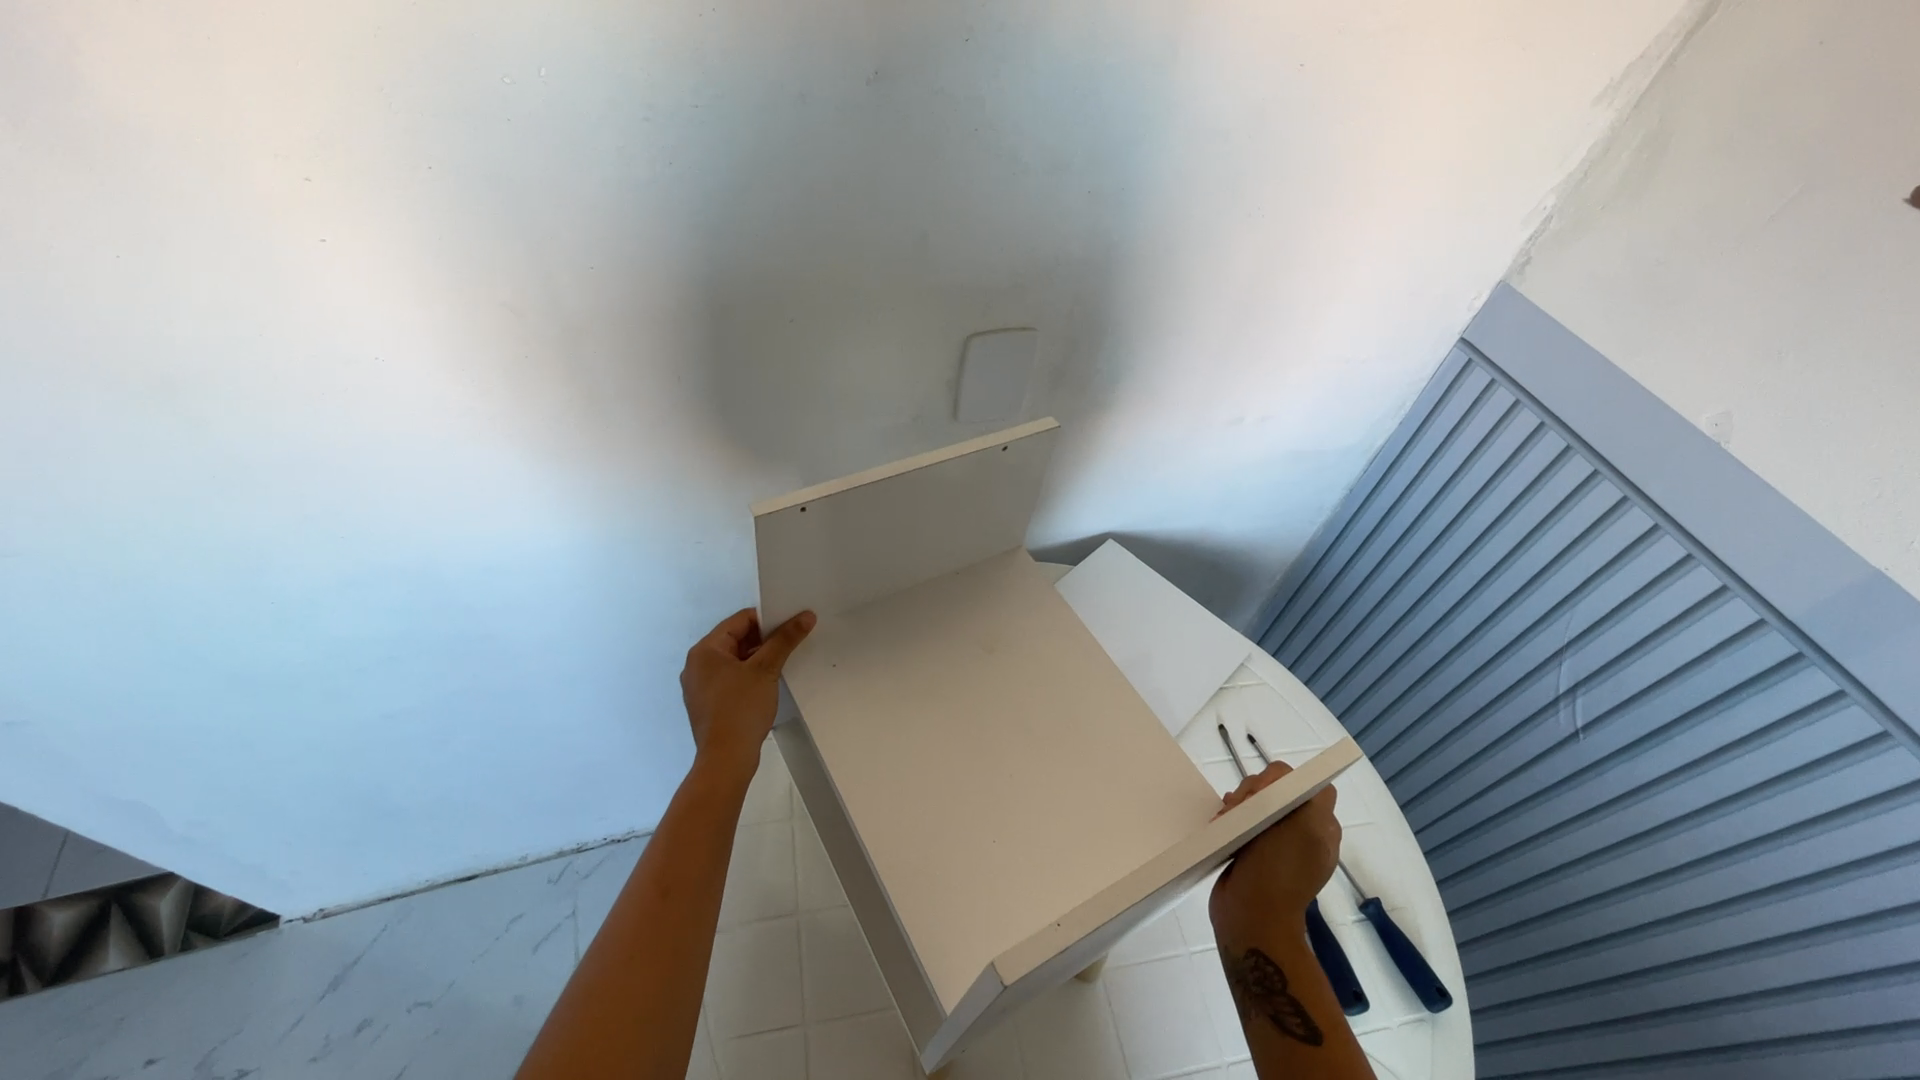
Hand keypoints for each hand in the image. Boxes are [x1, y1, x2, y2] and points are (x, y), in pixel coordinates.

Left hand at [679, 608, 815, 773]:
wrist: (726, 759)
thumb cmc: (741, 708)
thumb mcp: (766, 669)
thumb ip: (785, 640)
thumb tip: (806, 616)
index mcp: (704, 651)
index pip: (739, 621)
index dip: (766, 619)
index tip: (790, 624)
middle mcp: (696, 665)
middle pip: (735, 641)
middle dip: (763, 640)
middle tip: (791, 642)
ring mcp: (699, 687)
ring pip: (733, 662)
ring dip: (757, 659)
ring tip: (782, 662)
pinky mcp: (707, 705)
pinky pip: (729, 680)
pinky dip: (748, 677)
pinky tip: (767, 684)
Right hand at [1209, 761, 1341, 938]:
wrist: (1252, 918)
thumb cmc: (1279, 871)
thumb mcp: (1302, 827)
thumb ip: (1300, 794)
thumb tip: (1281, 776)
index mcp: (1321, 826)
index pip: (1308, 782)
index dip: (1284, 779)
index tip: (1264, 791)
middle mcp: (1302, 831)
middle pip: (1277, 788)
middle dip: (1254, 790)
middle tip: (1239, 806)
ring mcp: (1275, 841)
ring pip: (1256, 801)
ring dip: (1238, 803)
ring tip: (1225, 817)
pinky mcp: (1251, 850)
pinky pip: (1242, 819)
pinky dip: (1231, 816)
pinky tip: (1221, 822)